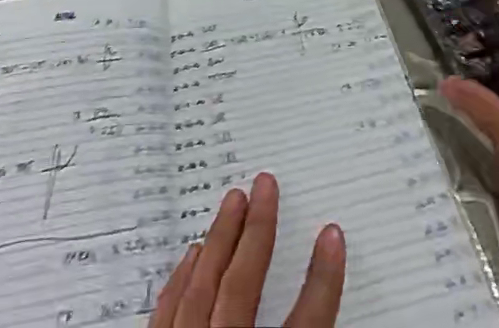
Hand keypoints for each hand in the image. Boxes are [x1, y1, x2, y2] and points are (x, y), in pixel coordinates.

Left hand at [150, 173, 346, 327]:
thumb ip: (303, 326)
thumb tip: (321, 271)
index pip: (306, 325)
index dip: (323, 279)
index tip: (333, 234)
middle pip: (243, 287)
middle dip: (258, 231)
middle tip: (265, 185)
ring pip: (201, 289)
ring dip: (219, 241)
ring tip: (233, 203)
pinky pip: (166, 312)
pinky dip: (181, 280)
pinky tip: (192, 255)